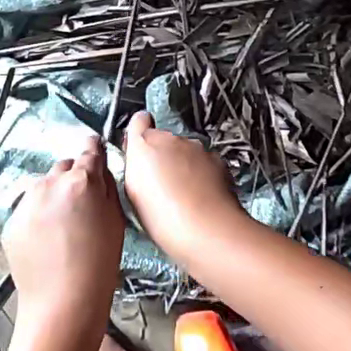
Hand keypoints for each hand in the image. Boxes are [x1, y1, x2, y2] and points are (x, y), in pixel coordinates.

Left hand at [3, 135, 124, 331]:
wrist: (61, 304)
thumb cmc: (97, 267)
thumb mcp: (116, 222)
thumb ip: (107, 188)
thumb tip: (100, 170)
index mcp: (81, 181)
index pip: (89, 149)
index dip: (94, 152)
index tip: (95, 154)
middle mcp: (50, 184)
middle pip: (64, 168)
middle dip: (73, 180)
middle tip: (83, 207)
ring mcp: (27, 202)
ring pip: (44, 188)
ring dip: (54, 198)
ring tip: (64, 229)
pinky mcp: (12, 221)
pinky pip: (29, 209)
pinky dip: (38, 217)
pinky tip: (48, 241)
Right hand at [123, 111, 248, 259]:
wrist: (207, 230)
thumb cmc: (162, 218)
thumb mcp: (133, 194)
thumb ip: (134, 168)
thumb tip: (137, 160)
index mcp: (143, 145)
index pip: (139, 120)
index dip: (138, 133)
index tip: (138, 150)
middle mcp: (171, 140)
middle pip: (162, 140)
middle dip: (161, 156)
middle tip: (159, 184)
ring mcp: (196, 148)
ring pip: (184, 151)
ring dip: (182, 165)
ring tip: (181, 195)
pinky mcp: (217, 160)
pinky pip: (203, 162)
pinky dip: (201, 173)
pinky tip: (200, 197)